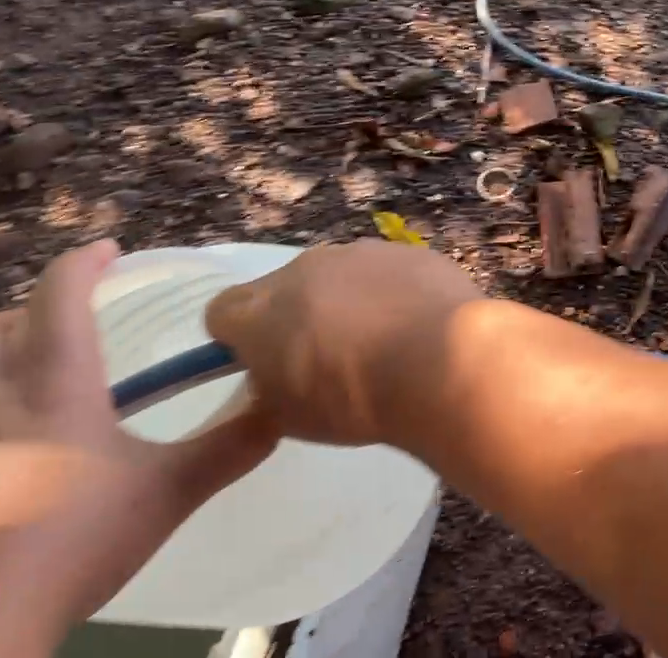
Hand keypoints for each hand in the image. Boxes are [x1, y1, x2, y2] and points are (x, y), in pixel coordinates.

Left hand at [0, 241, 279, 657]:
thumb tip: (285, 406)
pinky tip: (7, 476)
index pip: (59, 301)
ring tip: (39, 407)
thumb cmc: (71, 543)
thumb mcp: (169, 494)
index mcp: (52, 391)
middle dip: (15, 320)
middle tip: (57, 332)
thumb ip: (230, 446)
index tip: (109, 248)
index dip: (83, 264)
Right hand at [204, 240, 479, 446]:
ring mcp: (364, 253)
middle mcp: (306, 268)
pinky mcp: (413, 251)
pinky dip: (398, 291)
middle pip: (288, 287)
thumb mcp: (289, 416)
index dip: (241, 336)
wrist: (442, 361)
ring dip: (352, 298)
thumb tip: (278, 372)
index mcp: (259, 310)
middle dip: (300, 314)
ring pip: (343, 275)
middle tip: (330, 353)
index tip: (264, 359)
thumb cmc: (356, 400)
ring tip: (385, 338)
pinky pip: (392, 271)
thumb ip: (270, 384)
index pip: (225, 312)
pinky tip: (420, 322)